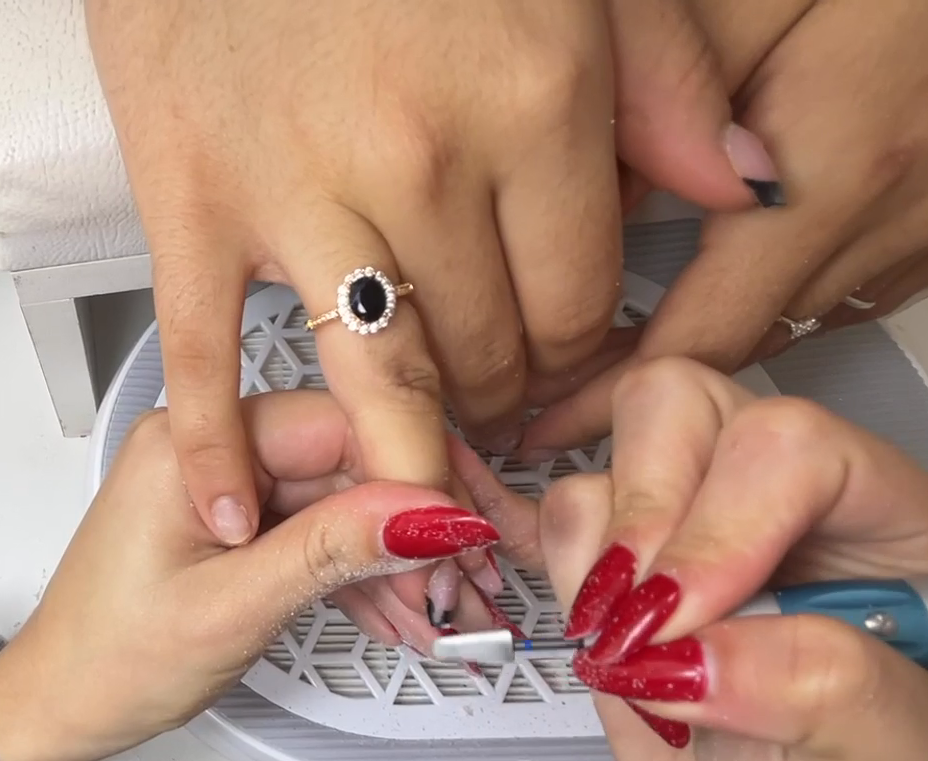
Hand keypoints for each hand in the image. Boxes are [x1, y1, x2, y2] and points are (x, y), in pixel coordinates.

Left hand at [0, 391, 497, 760]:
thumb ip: (331, 552)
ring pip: (330, 508)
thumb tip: (435, 513)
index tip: (474, 530)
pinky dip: (348, 577)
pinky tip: (398, 617)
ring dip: (389, 564)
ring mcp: (217, 489)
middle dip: (412, 531)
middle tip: (476, 584)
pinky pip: (303, 537)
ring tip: (448, 619)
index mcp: (191, 443)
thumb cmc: (115, 660)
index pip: (335, 425)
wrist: (59, 704)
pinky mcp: (225, 527)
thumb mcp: (232, 607)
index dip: (416, 475)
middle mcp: (204, 448)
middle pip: (340, 466)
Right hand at [85, 0, 770, 549]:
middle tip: (482, 422)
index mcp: (532, 96)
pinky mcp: (193, 222)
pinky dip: (214, 447)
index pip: (578, 297)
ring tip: (411, 501)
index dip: (573, 358)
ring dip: (400, 455)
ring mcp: (295, 204)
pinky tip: (233, 515)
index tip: (553, 376)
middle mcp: (420, 165)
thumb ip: (664, 77)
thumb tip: (734, 186)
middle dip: (492, 404)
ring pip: (372, 377)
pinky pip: (204, 359)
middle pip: (480, 352)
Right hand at [465, 358, 927, 760]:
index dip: (718, 528)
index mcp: (896, 524)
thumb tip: (688, 648)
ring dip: (594, 557)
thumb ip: (820, 694)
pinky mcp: (616, 543)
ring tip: (624, 642)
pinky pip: (557, 509)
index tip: (677, 625)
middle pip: (683, 405)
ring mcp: (690, 515)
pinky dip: (559, 569)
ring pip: (606, 453)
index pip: (793, 449)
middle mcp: (786, 498)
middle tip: (633, 617)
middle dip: (639, 515)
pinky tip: (600, 626)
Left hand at [523, 0, 927, 453]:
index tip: (541, 432)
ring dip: (707, 337)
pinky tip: (724, 280)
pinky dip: (773, 296)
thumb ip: (653, 116)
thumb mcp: (748, 8)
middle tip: (554, 397)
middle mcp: (905, 213)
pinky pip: (851, 279)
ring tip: (614, 351)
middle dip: (641, 382)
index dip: (603, 400)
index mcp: (836, 178)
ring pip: (791, 317)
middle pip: (737, 342)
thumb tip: (582, 209)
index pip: (692, 343)